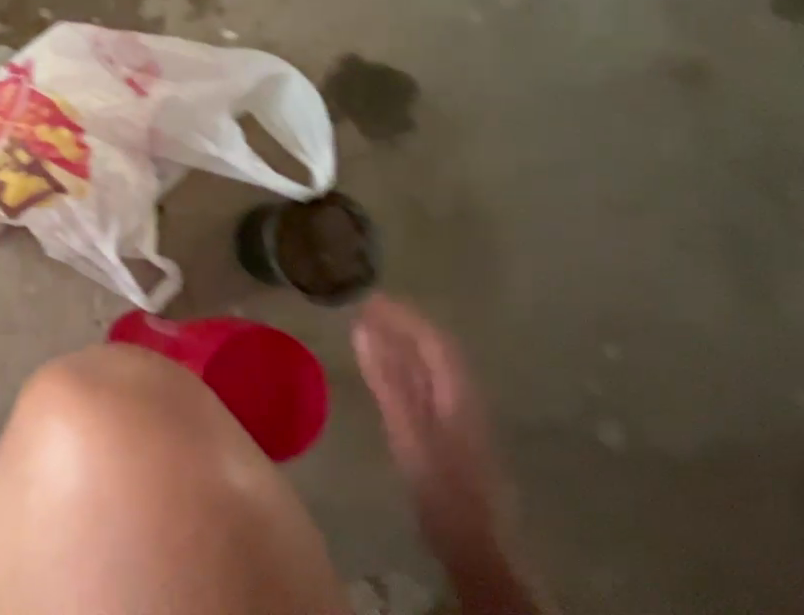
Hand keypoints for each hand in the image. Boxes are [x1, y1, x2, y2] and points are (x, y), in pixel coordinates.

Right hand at [352, 294, 505, 561]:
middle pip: (435, 350)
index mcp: (457, 393)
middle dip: (402, 324)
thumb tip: (363, 328)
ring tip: (368, 329)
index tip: (367, 296)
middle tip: (362, 307)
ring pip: (431, 367)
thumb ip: (386, 379)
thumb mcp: (408, 431)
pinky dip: (402, 368)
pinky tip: (384, 372)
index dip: (402, 315)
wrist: (475, 542)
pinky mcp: (450, 433)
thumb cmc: (442, 486)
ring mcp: (459, 417)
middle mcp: (463, 398)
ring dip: (402, 344)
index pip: (432, 340)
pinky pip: (425, 385)